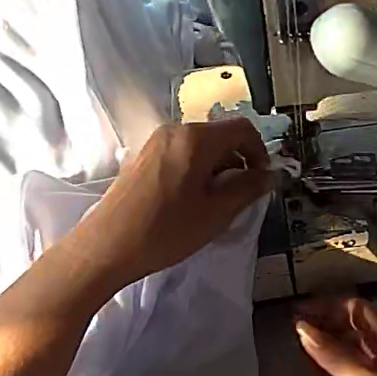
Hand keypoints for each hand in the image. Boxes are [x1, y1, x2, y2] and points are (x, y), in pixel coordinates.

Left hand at [72, 119, 274, 286]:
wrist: (107, 246)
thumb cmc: (166, 230)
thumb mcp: (217, 212)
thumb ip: (249, 189)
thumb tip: (269, 176)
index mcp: (196, 138)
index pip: (242, 129)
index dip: (260, 152)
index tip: (262, 179)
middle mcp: (174, 131)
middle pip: (220, 136)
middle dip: (238, 162)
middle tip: (241, 196)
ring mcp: (154, 143)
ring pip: (200, 147)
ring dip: (217, 169)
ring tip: (215, 204)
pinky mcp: (142, 158)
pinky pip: (180, 155)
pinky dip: (196, 171)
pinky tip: (191, 202)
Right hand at [295, 298, 376, 375]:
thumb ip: (334, 356)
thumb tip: (301, 328)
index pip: (357, 308)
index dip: (328, 307)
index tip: (300, 314)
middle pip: (353, 324)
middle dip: (325, 323)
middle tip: (295, 331)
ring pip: (351, 344)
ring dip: (327, 343)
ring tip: (300, 347)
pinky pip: (351, 365)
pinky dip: (333, 362)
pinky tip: (315, 368)